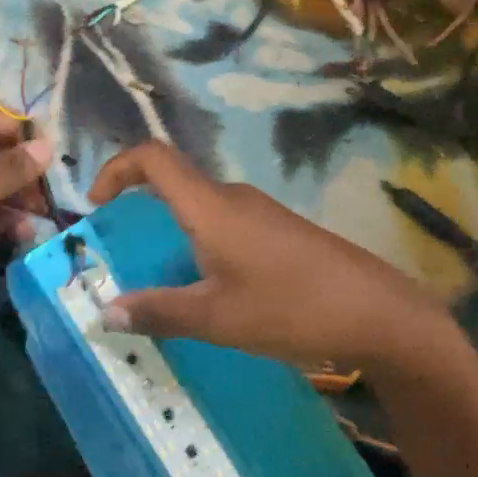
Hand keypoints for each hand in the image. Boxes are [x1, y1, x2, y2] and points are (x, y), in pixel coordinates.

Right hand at [87, 142, 446, 371]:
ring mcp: (261, 212)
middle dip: (138, 207)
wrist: (381, 314)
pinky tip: (211, 287)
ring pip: (200, 206)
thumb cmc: (291, 308)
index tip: (96, 205)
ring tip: (161, 278)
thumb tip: (105, 312)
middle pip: (174, 182)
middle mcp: (232, 198)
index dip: (116, 169)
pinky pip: (224, 223)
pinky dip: (199, 241)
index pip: (152, 157)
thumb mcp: (216, 319)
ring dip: (170, 229)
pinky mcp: (281, 230)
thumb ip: (158, 311)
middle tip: (120, 252)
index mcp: (210, 207)